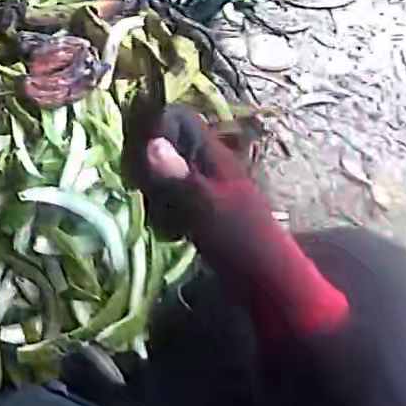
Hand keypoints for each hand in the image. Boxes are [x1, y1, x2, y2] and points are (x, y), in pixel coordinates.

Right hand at [120, 103, 272, 251]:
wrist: (272, 288)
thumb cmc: (242, 243)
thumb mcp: (205, 207)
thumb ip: (177, 176)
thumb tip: (150, 142)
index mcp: (213, 153)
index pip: (174, 117)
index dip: (149, 127)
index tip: (133, 154)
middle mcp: (207, 162)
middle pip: (163, 143)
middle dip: (146, 164)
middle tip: (141, 190)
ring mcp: (204, 185)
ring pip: (162, 170)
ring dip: (152, 190)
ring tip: (159, 216)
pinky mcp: (200, 207)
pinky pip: (168, 195)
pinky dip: (161, 209)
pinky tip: (167, 229)